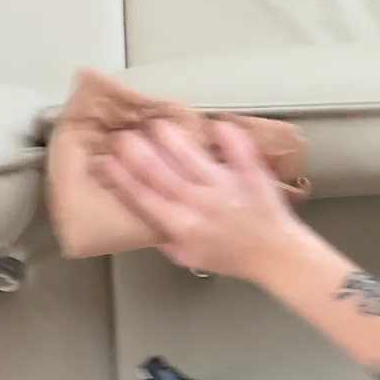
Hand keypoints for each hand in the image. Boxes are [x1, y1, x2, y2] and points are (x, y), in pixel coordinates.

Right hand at [95, 119, 320, 280]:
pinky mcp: (248, 173)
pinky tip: (214, 123)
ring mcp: (225, 185)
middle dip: (135, 151)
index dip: (120, 176)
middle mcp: (199, 202)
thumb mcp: (189, 257)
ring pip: (189, 155)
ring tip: (156, 125)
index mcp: (182, 224)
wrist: (275, 253)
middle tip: (122, 136)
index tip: (105, 160)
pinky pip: (235, 148)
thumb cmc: (232, 256)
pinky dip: (226, 135)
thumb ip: (164, 238)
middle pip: (159, 171)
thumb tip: (144, 217)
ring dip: (169, 137)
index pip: (143, 196)